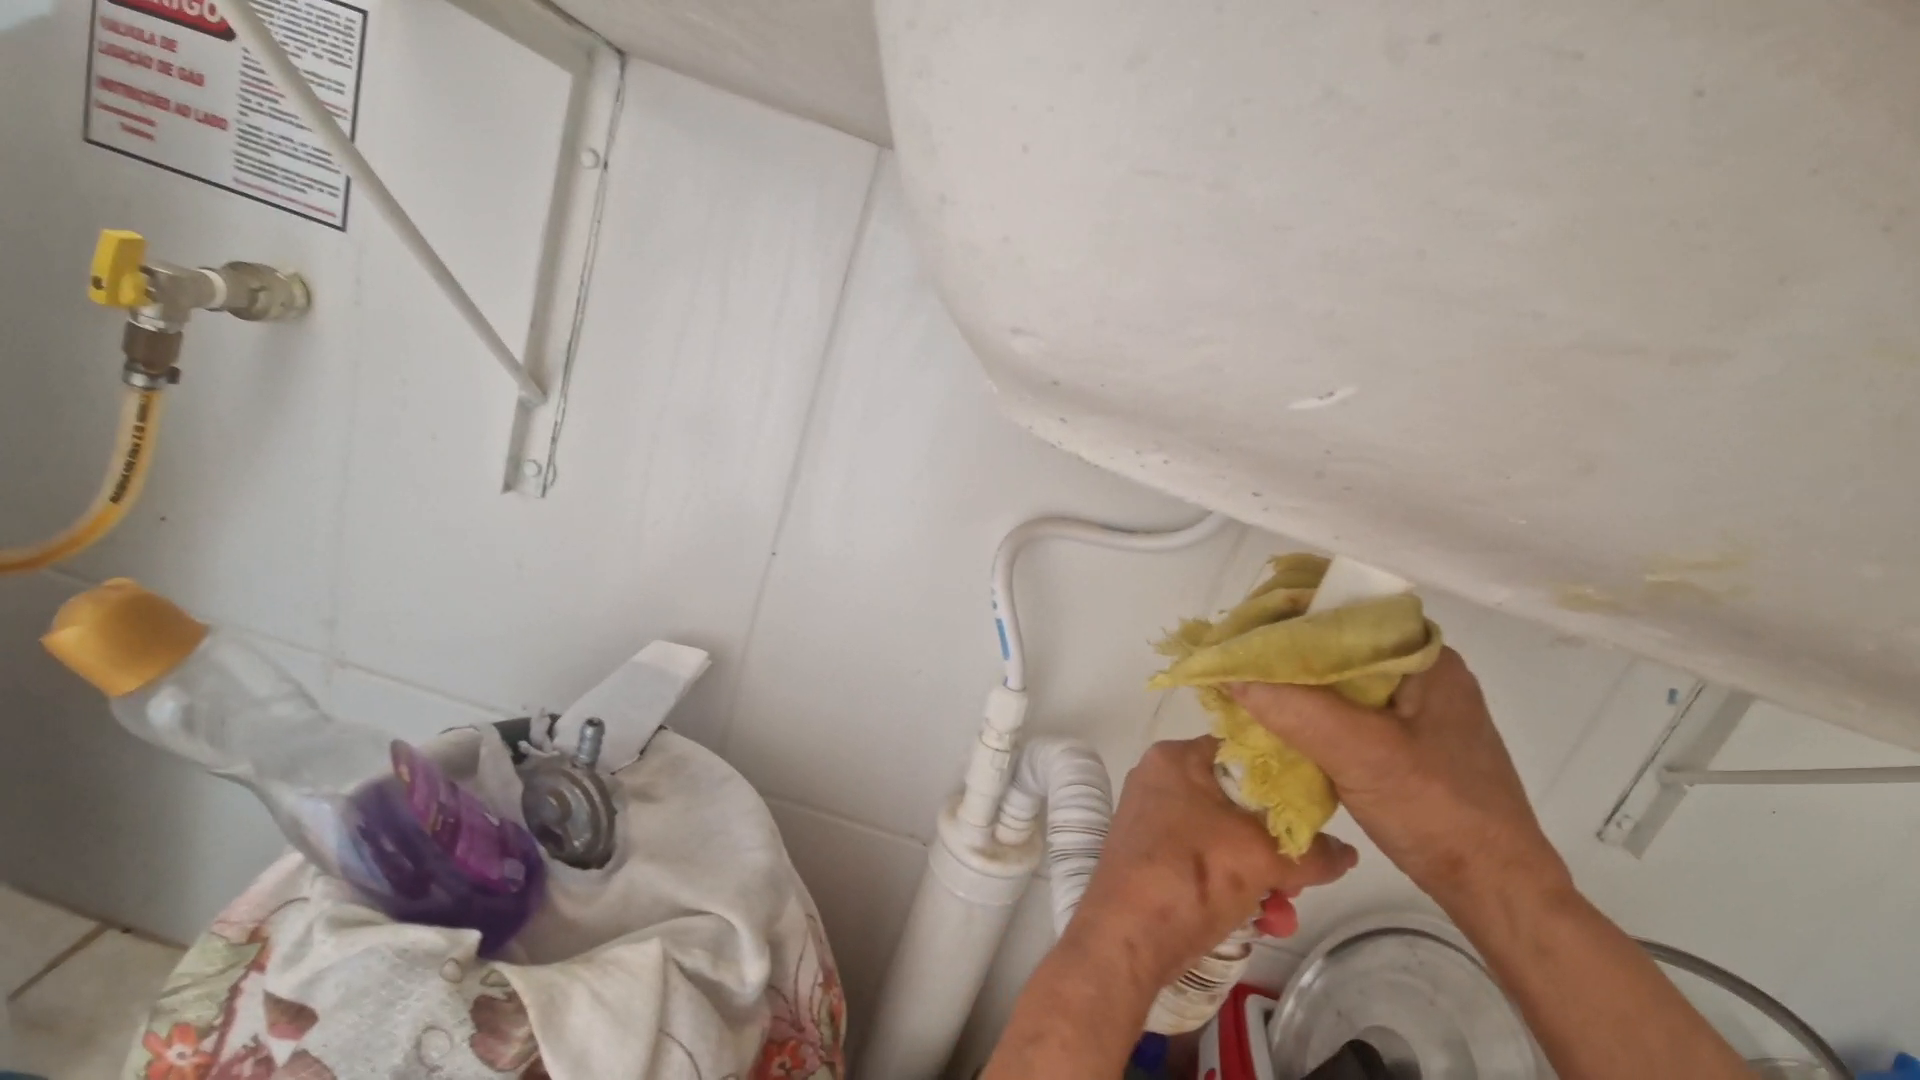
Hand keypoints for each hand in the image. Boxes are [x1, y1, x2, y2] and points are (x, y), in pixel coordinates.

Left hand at [1064, 736, 1357, 991]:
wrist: (1124, 941)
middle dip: (1277, 845)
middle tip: (1302, 876)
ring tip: (1284, 911)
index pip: (1244, 753)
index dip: (1287, 780)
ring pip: (1226, 838)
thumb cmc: (1189, 877)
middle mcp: (1161, 781)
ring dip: (1263, 876)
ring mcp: (1153, 822)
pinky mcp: (1153, 859)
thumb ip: (1312, 852)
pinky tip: (1262, 922)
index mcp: (1176, 759)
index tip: (1320, 809)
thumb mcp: (1261, 858)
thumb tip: (1346, 853)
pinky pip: (1206, 863)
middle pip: (1239, 802)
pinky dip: (1235, 888)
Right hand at [1229, 648, 1568, 913]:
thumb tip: (1229, 671)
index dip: (1285, 619)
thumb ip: (1295, 709)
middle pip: (1338, 649)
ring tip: (1242, 692)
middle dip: (1283, 656)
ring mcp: (1417, 711)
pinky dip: (1312, 717)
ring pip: (1340, 684)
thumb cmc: (1439, 811)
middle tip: (1230, 664)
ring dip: (1294, 689)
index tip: (1235, 633)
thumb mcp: (1361, 754)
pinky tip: (1277, 729)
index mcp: (1423, 658)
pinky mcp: (1408, 744)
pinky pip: (1348, 714)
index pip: (1342, 615)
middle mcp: (1421, 673)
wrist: (1497, 889)